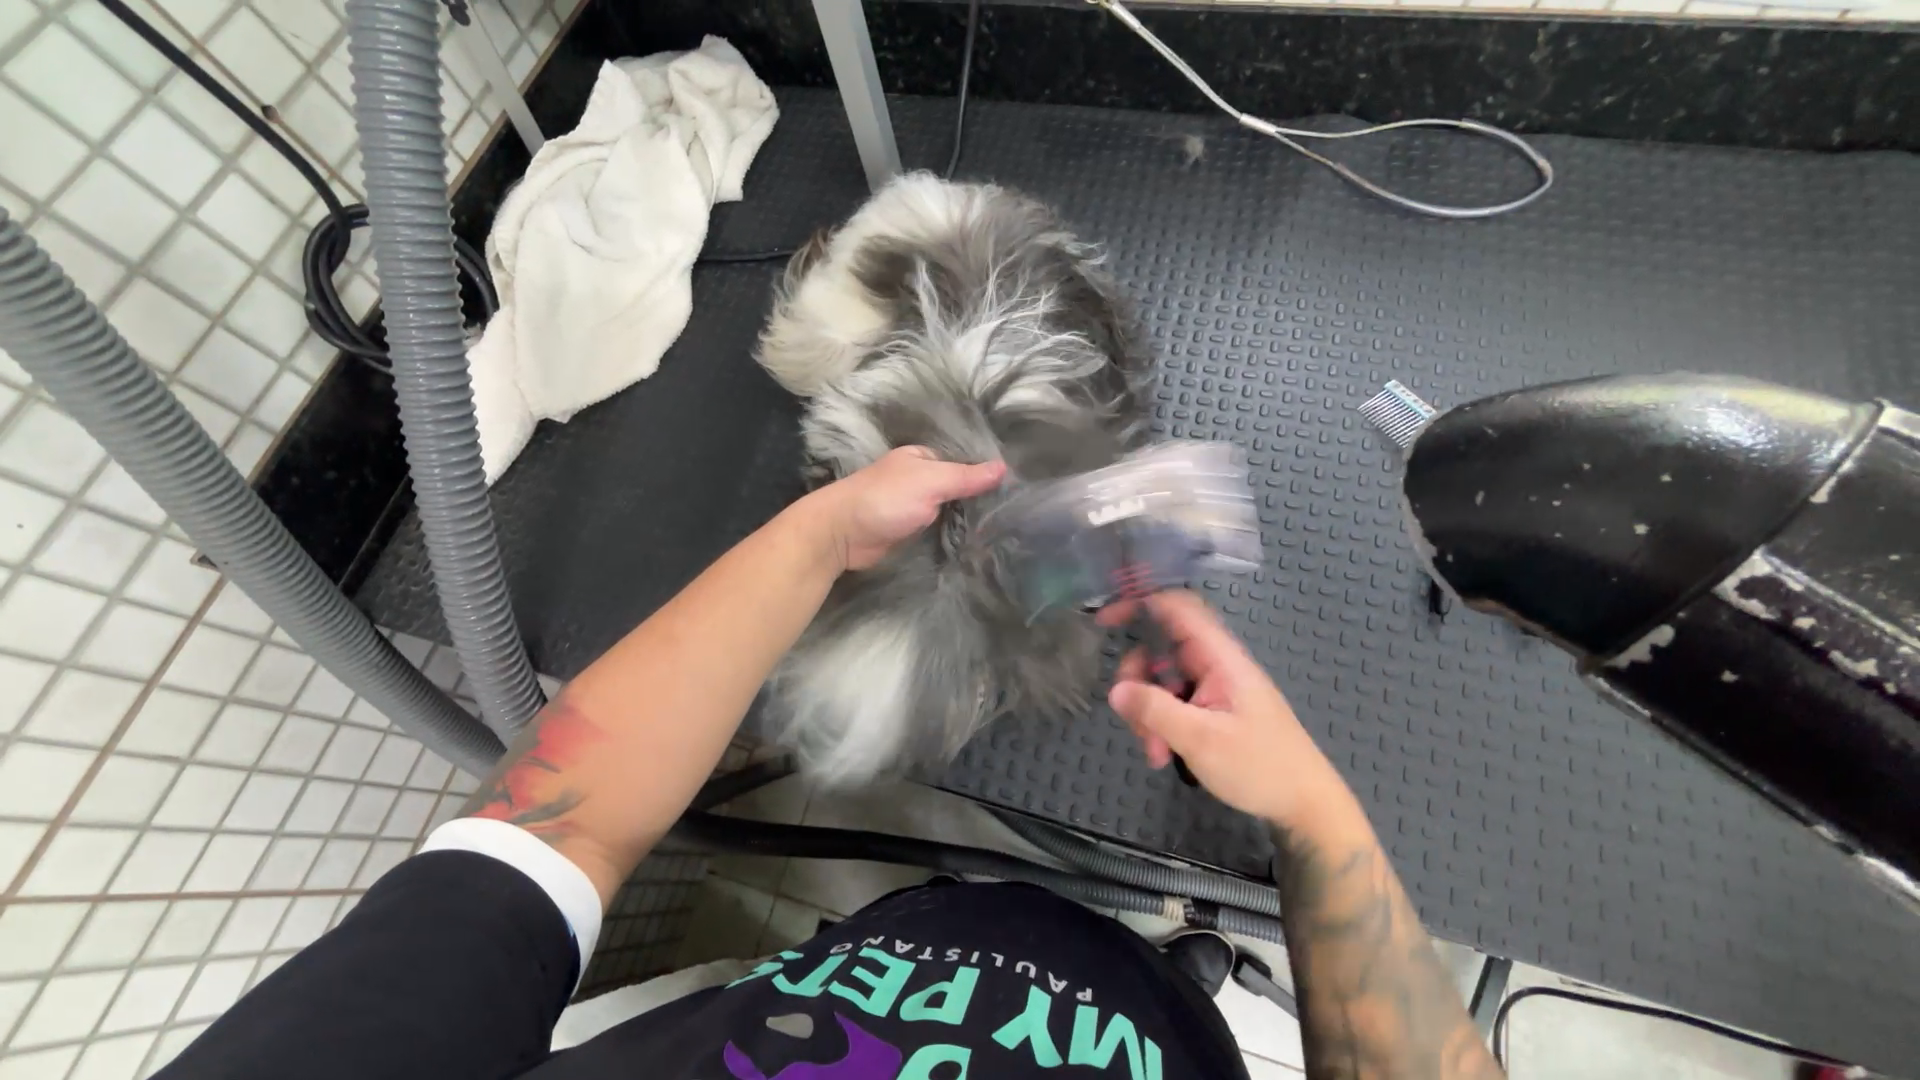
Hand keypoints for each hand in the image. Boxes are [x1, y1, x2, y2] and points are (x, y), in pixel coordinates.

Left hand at [799, 447, 1006, 571]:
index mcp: (923, 458)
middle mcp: (920, 479)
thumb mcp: (930, 481)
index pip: (965, 463)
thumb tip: (1005, 467)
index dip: (987, 475)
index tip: (1019, 489)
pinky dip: (955, 535)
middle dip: (981, 500)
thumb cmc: (885, 499)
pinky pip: (940, 530)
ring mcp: (915, 507)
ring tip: (1008, 530)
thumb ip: (966, 476)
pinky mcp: (911, 531)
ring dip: (970, 521)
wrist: (841, 535)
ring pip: (951, 511)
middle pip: (960, 488)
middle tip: (1019, 515)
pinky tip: (979, 543)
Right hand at [1101, 591, 1352, 829]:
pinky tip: (1164, 755)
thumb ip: (1155, 710)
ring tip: (1156, 752)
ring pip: (1162, 681)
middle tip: (1133, 716)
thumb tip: (1116, 689)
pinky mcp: (1212, 710)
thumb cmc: (1260, 767)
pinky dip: (1161, 725)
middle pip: (1160, 650)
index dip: (1140, 602)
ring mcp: (1214, 688)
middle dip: (1137, 682)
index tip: (1106, 620)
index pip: (1177, 607)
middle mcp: (1216, 665)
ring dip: (1148, 712)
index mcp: (1221, 658)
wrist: (1305, 804)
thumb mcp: (1201, 740)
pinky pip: (1173, 704)